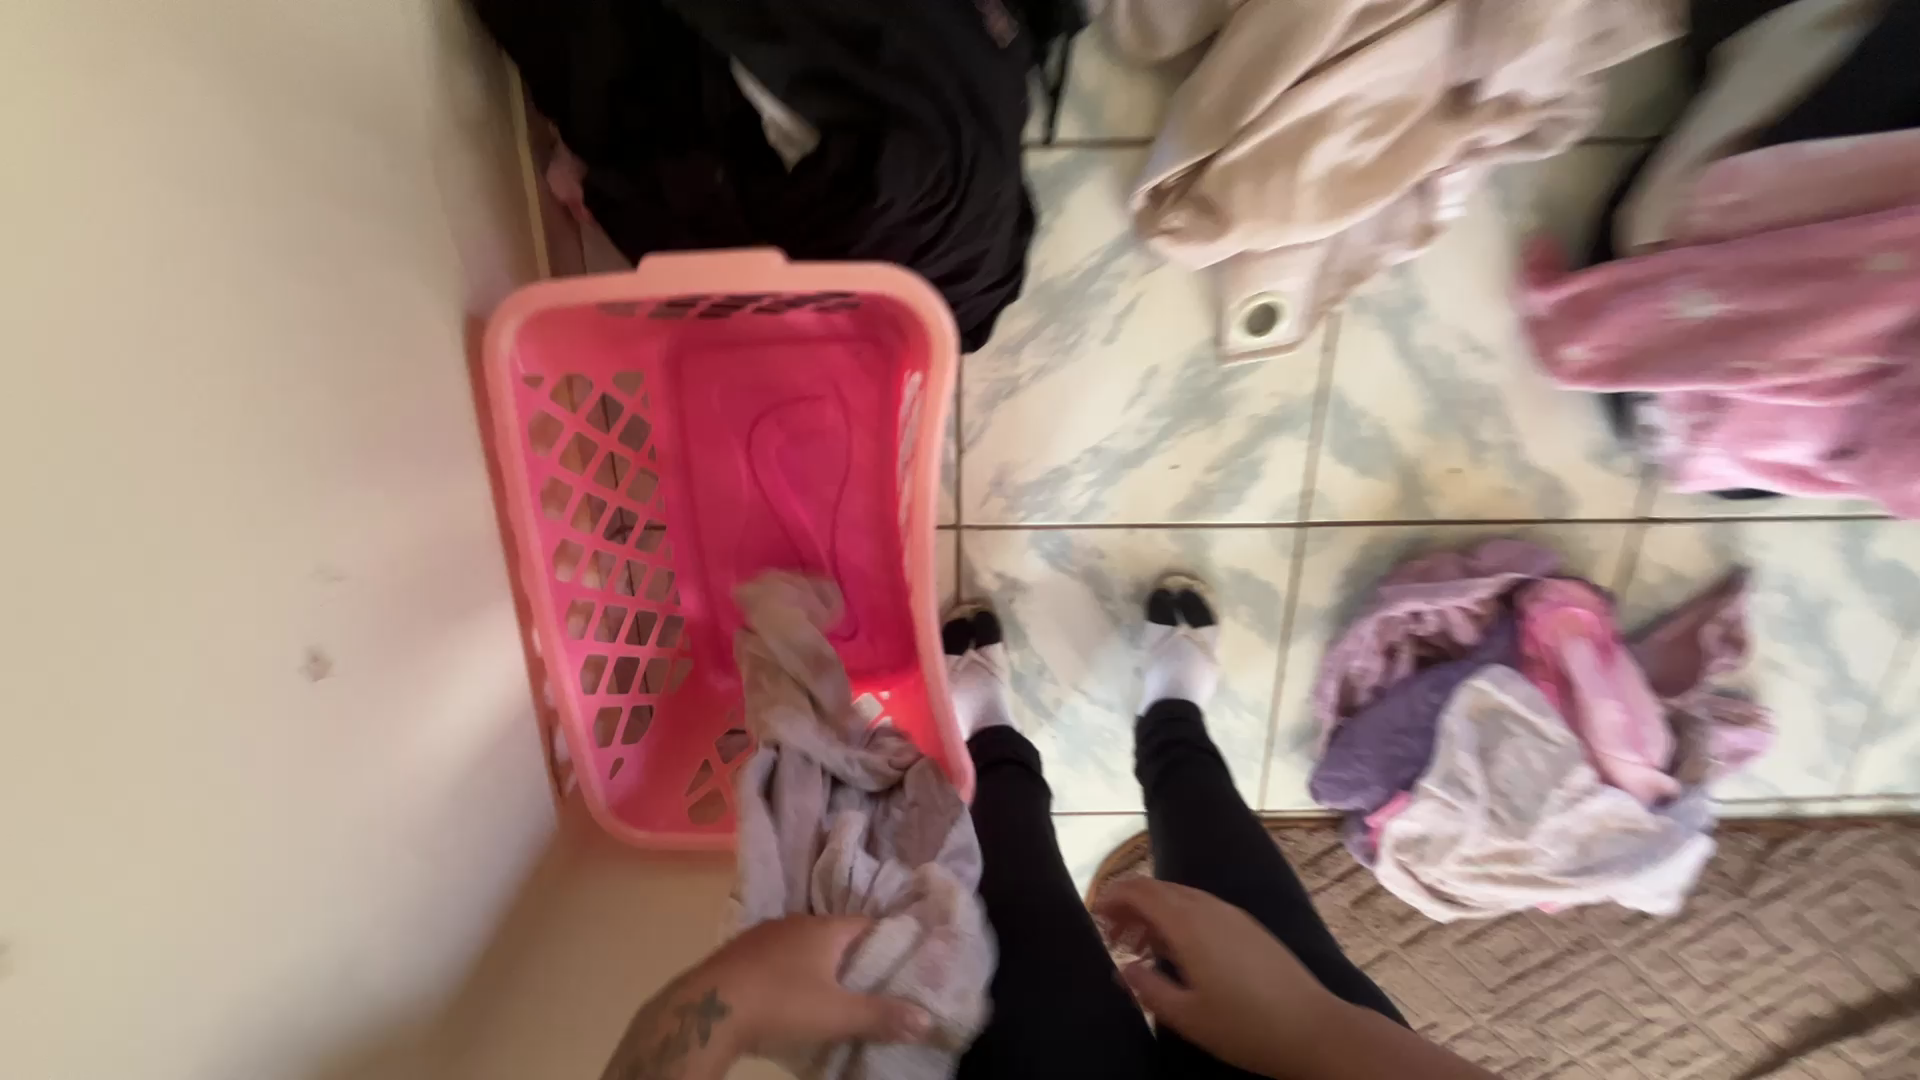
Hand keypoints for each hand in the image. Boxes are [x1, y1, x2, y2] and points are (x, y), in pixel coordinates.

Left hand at [700, 915, 932, 1053]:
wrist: (708, 1010)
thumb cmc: (781, 1003)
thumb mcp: (836, 1015)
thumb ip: (880, 1017)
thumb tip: (928, 1018)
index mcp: (826, 929)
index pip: (868, 924)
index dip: (886, 941)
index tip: (901, 961)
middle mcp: (799, 922)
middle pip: (837, 934)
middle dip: (854, 956)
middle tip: (872, 983)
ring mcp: (767, 934)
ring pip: (805, 945)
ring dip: (820, 965)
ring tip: (834, 992)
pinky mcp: (743, 953)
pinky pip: (779, 957)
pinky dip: (792, 972)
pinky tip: (790, 996)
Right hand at [1094, 879, 1349, 1077]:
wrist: (1316, 1029)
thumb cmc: (1246, 1025)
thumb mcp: (1187, 1016)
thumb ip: (1147, 988)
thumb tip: (1122, 968)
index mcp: (1186, 921)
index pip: (1138, 889)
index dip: (1112, 895)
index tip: (1094, 912)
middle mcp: (1205, 905)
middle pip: (1156, 889)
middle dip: (1129, 905)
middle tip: (1111, 935)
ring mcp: (1228, 912)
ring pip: (1178, 897)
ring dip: (1153, 912)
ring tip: (1140, 946)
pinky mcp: (1245, 924)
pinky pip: (1199, 906)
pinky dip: (1177, 917)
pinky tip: (1177, 950)